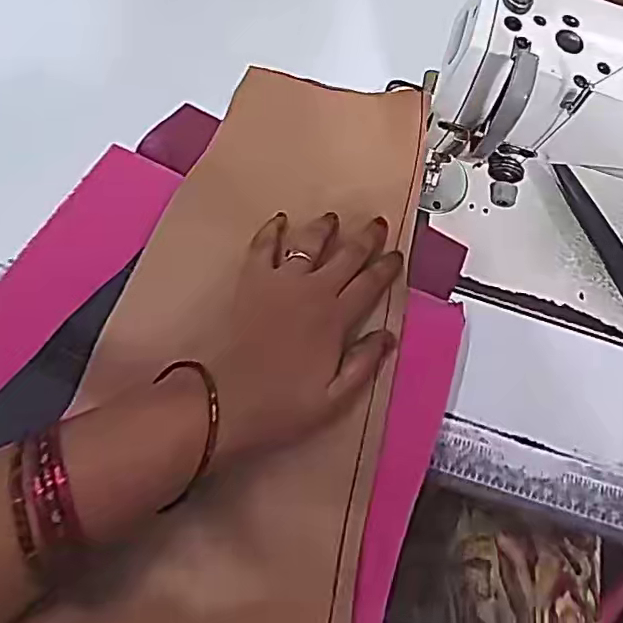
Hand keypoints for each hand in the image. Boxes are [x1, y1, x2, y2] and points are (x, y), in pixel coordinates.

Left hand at [207, 212, 402, 463]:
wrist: (226, 400)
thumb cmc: (282, 404)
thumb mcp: (334, 397)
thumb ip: (364, 362)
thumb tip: (388, 335)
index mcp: (336, 317)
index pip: (369, 283)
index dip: (386, 267)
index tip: (396, 255)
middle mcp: (313, 290)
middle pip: (347, 255)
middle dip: (367, 237)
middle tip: (378, 224)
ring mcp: (281, 280)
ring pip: (310, 242)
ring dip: (324, 228)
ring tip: (333, 218)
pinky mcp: (253, 279)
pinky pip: (265, 245)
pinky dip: (273, 229)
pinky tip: (280, 220)